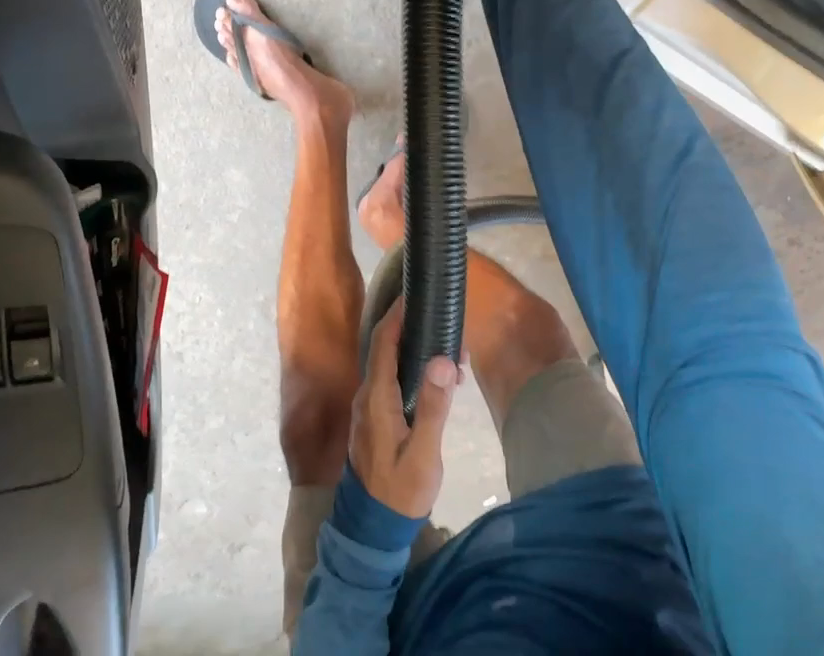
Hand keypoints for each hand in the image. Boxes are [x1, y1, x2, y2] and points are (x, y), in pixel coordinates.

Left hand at [349, 302, 458, 517]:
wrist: (374, 529)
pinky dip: (415, 372)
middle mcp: (367, 396)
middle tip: (451, 327)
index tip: (416, 293)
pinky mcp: (376, 419)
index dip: (397, 315)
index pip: (383, 343)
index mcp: (376, 399)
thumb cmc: (401, 491)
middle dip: (415, 330)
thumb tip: (441, 359)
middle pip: (387, 349)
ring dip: (419, 353)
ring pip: (392, 366)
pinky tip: (441, 382)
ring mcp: (369, 408)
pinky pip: (393, 382)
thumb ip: (433, 407)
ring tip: (456, 357)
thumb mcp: (423, 453)